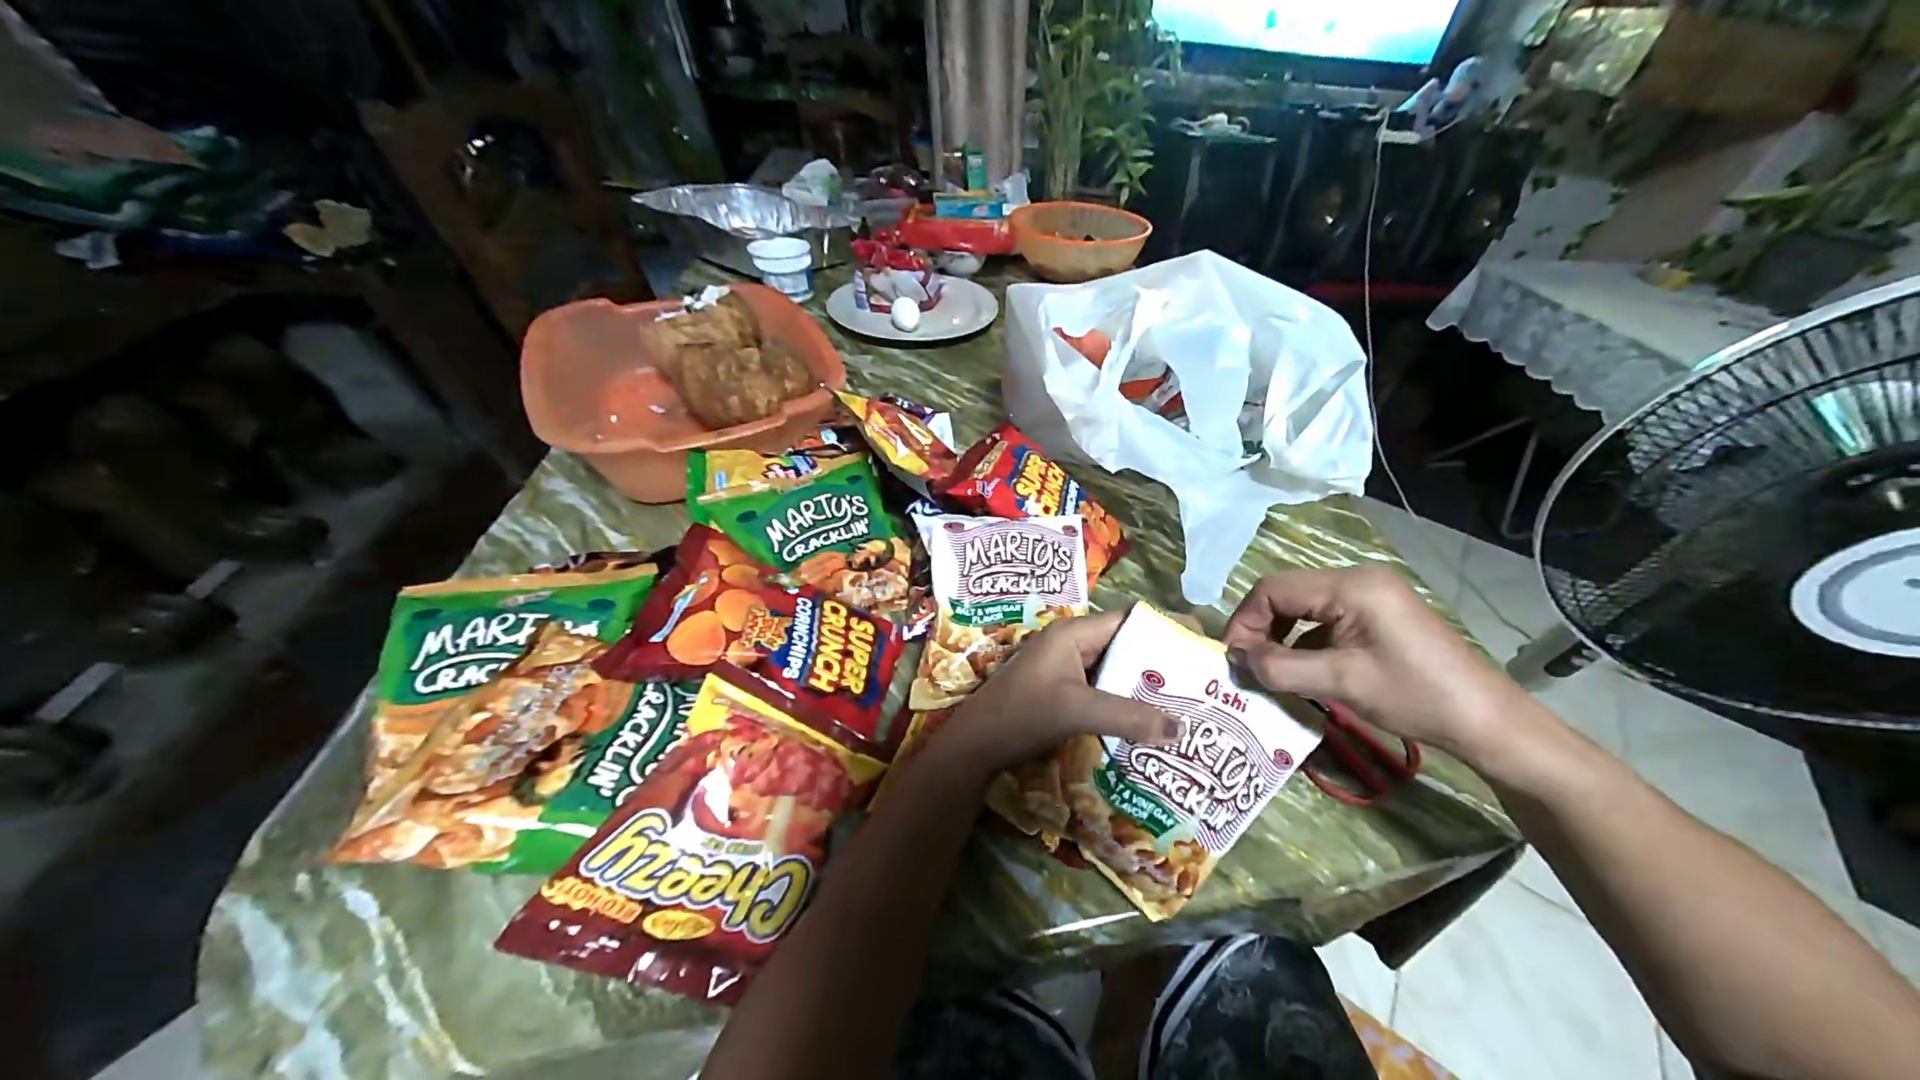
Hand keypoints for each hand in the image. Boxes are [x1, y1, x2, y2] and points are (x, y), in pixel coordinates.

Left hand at [931, 610, 1179, 778]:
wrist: (976, 744)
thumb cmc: (1022, 715)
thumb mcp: (1077, 711)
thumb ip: (1129, 716)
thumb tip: (1182, 729)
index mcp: (1074, 633)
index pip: (1130, 619)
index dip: (1166, 627)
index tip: (1203, 643)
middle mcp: (1071, 643)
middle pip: (1126, 643)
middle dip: (1162, 660)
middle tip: (1202, 680)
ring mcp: (1065, 667)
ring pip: (1116, 668)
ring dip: (1145, 683)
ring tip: (1186, 701)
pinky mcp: (1062, 690)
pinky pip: (1104, 688)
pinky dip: (1127, 699)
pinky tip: (1150, 720)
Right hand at [1221, 569, 1527, 758]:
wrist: (1486, 721)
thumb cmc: (1414, 697)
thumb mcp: (1339, 682)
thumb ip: (1279, 667)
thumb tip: (1235, 659)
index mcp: (1350, 586)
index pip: (1273, 589)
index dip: (1244, 621)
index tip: (1231, 658)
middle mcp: (1358, 579)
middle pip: (1286, 593)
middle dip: (1259, 628)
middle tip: (1247, 665)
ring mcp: (1370, 595)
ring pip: (1303, 606)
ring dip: (1280, 636)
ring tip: (1270, 670)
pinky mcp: (1377, 613)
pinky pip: (1324, 618)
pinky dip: (1304, 641)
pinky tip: (1303, 670)